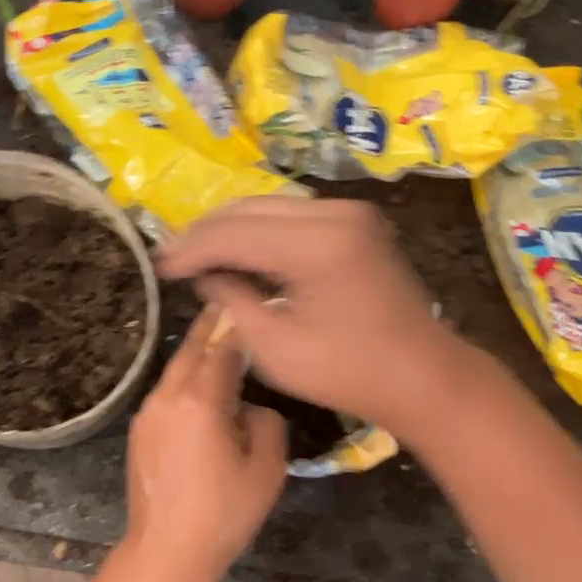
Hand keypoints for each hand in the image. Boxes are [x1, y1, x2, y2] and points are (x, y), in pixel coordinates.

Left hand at [122, 307, 287, 581]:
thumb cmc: (223, 513)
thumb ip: (267, 423)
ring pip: (175, 371)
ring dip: (196, 355)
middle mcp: (167, 397)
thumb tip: (254, 408)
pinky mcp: (140, 431)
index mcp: (200, 400)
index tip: (253, 314)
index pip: (223, 351)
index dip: (239, 332)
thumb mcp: (266, 470)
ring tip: (218, 344)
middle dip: (210, 328)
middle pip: (191, 351)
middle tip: (228, 308)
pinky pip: (166, 394)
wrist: (166, 551)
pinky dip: (184, 382)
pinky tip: (201, 391)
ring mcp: (147, 413)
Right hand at [157, 197, 486, 438]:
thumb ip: (231, 300)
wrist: (424, 375)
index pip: (234, 233)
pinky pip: (292, 215)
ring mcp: (350, 212)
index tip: (157, 266)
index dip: (190, 249)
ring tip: (196, 256)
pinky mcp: (356, 222)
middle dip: (206, 233)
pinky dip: (259, 231)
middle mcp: (335, 213)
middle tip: (170, 259)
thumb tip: (206, 275)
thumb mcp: (275, 347)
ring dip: (231, 229)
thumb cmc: (349, 372)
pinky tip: (237, 252)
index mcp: (317, 243)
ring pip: (269, 206)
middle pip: (249, 208)